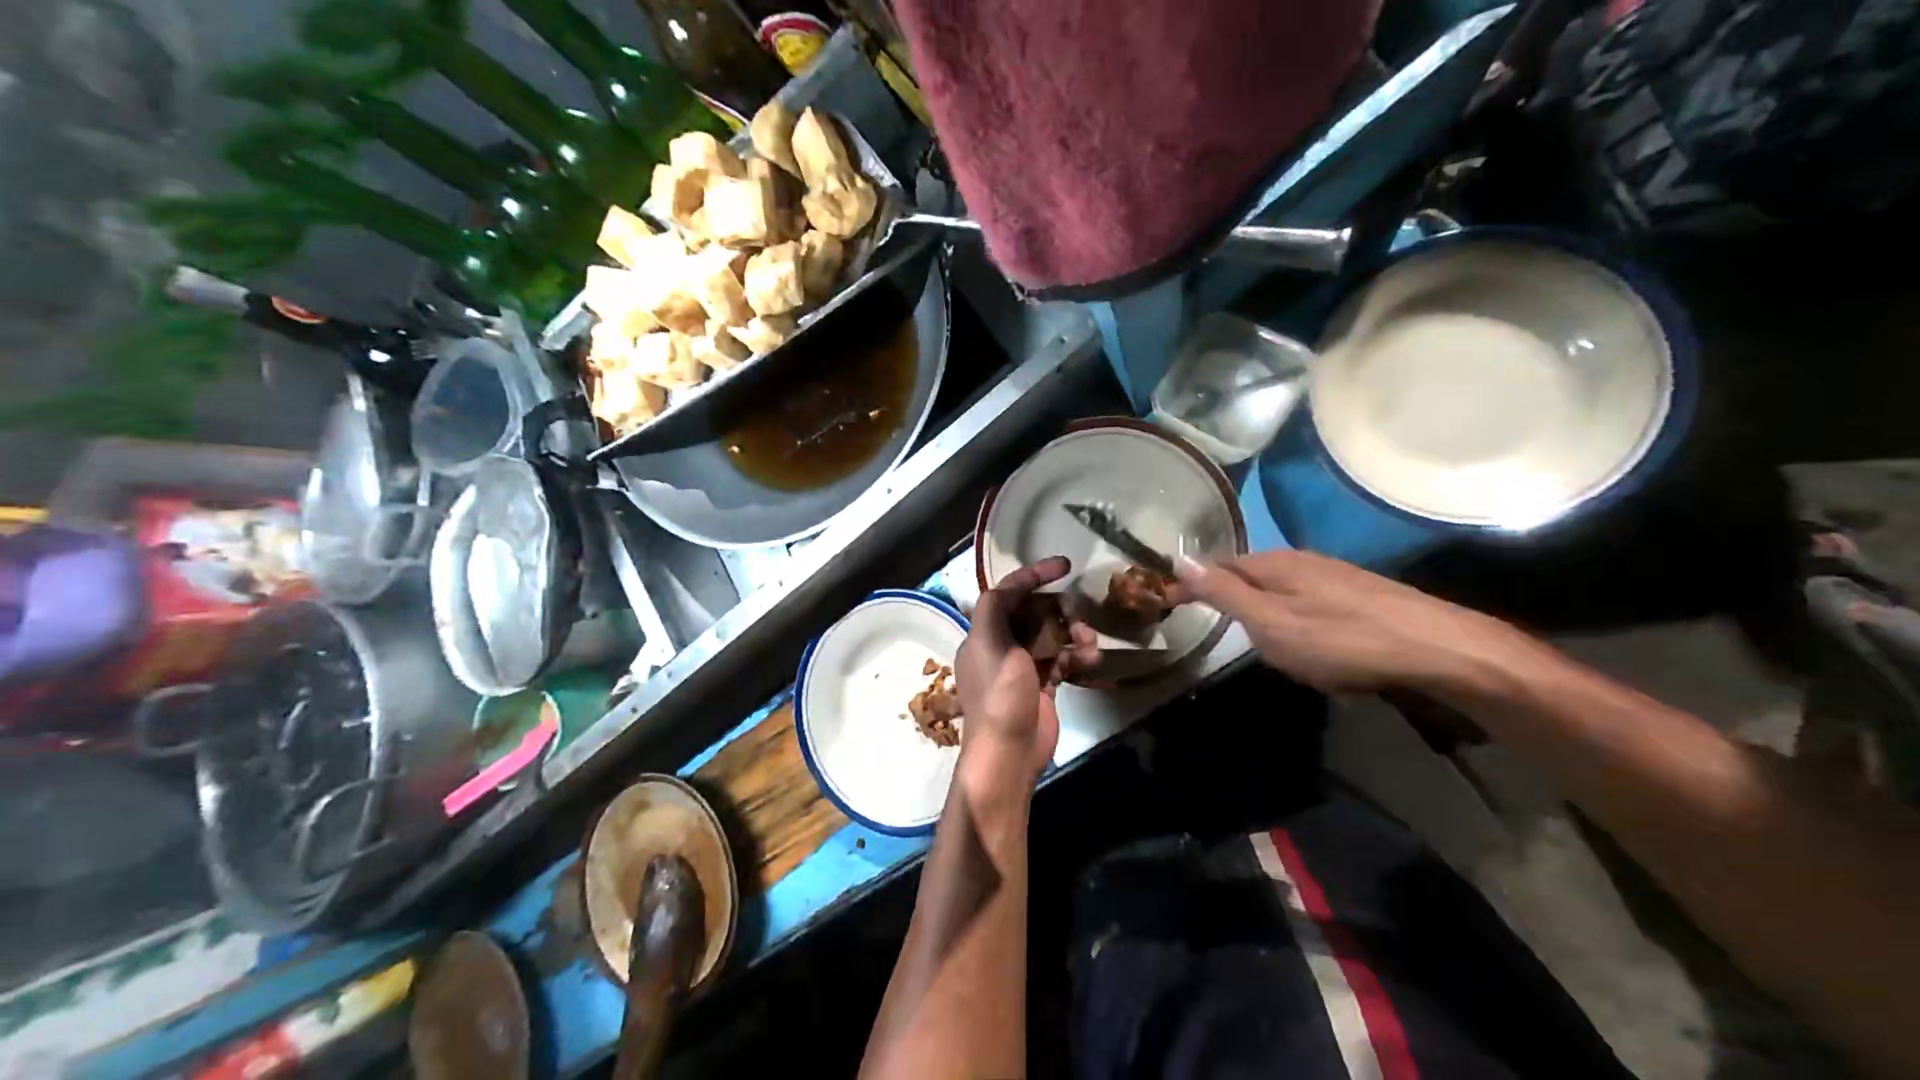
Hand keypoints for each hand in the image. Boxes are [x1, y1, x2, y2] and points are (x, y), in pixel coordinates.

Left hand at [954, 557, 1098, 787]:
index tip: (1064, 565)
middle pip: (1034, 613)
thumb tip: (1009, 586)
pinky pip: (1062, 660)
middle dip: (1061, 610)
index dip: (1033, 575)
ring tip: (1089, 644)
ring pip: (1052, 636)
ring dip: (1073, 635)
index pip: (1007, 593)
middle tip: (1082, 614)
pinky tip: (1091, 661)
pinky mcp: (1042, 685)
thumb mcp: (990, 646)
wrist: (1010, 752)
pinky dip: (1076, 657)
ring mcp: (1023, 667)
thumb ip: (994, 609)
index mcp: (983, 634)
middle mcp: (1001, 646)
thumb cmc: (999, 696)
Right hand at [1172, 550, 1525, 692]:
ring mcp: (1332, 576)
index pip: (1216, 566)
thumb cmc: (1339, 640)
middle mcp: (1300, 560)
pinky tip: (1311, 648)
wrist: (1435, 649)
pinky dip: (1295, 622)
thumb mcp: (1268, 622)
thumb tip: (1179, 557)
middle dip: (1229, 598)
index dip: (1191, 585)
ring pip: (1280, 591)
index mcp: (1272, 563)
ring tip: (1261, 645)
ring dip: (1263, 613)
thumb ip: (1223, 592)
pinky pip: (1308, 604)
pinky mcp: (1358, 595)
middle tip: (1216, 632)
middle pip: (1249, 576)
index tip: (1168, 605)